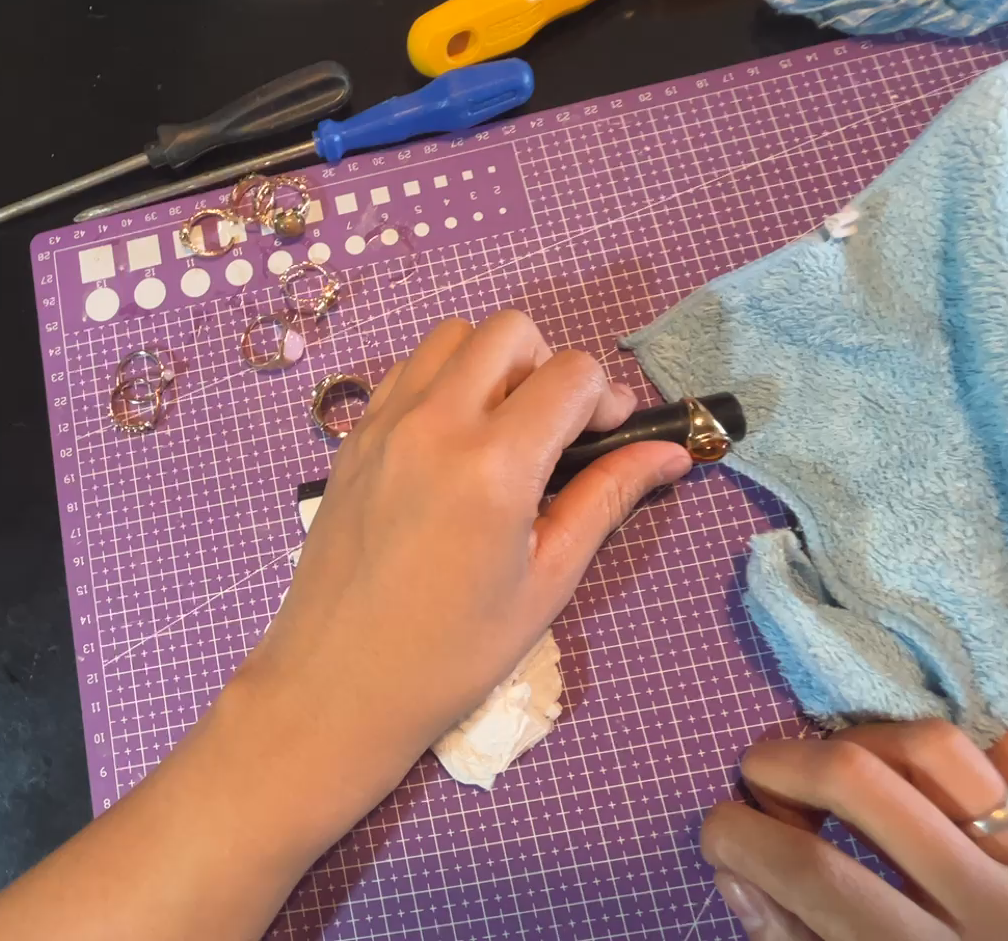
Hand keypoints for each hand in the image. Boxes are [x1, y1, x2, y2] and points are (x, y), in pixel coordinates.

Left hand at [227, 310, 692, 826]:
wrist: (338, 677)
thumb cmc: (453, 649)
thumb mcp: (546, 580)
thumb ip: (605, 498)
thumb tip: (669, 452)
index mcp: (493, 462)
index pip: (571, 371)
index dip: (606, 396)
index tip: (605, 437)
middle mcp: (434, 420)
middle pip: (509, 330)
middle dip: (548, 364)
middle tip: (552, 428)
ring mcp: (384, 420)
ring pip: (451, 337)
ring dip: (491, 363)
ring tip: (500, 428)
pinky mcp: (353, 434)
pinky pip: (406, 371)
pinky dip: (441, 380)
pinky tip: (448, 441)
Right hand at [700, 720, 1007, 939]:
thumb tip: (733, 866)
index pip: (811, 870)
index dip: (733, 835)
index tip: (719, 837)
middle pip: (855, 779)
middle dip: (774, 768)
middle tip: (766, 800)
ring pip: (935, 747)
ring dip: (860, 747)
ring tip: (844, 784)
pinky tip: (974, 787)